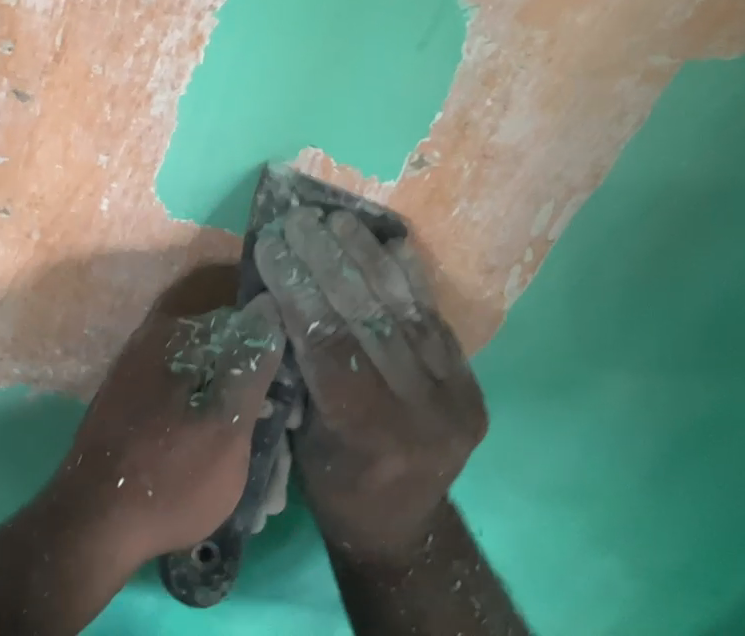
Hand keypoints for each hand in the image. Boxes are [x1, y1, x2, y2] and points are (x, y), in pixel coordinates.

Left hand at [45, 280, 284, 572]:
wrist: (94, 524)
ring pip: (195, 353)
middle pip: (207, 319)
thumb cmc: (169, 476)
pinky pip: (181, 379)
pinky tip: (229, 427)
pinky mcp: (130, 401)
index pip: (213, 281)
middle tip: (283, 368)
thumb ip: (251, 366)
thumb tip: (268, 311)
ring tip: (264, 407)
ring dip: (230, 371)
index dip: (252, 288)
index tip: (287, 308)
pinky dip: (209, 393)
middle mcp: (146, 341)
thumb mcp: (228, 427)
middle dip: (248, 339)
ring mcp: (134, 371)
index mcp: (168, 333)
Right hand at [256, 207, 486, 562]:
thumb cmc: (330, 482)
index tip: (272, 243)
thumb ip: (294, 369)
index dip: (297, 288)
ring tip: (339, 219)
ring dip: (369, 258)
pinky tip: (390, 242)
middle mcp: (417, 414)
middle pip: (368, 320)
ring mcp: (453, 399)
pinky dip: (410, 280)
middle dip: (329, 261)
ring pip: (406, 314)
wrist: (400, 526)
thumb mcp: (298, 434)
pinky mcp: (472, 387)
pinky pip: (436, 322)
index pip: (327, 343)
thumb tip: (273, 298)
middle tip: (299, 219)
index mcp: (363, 434)